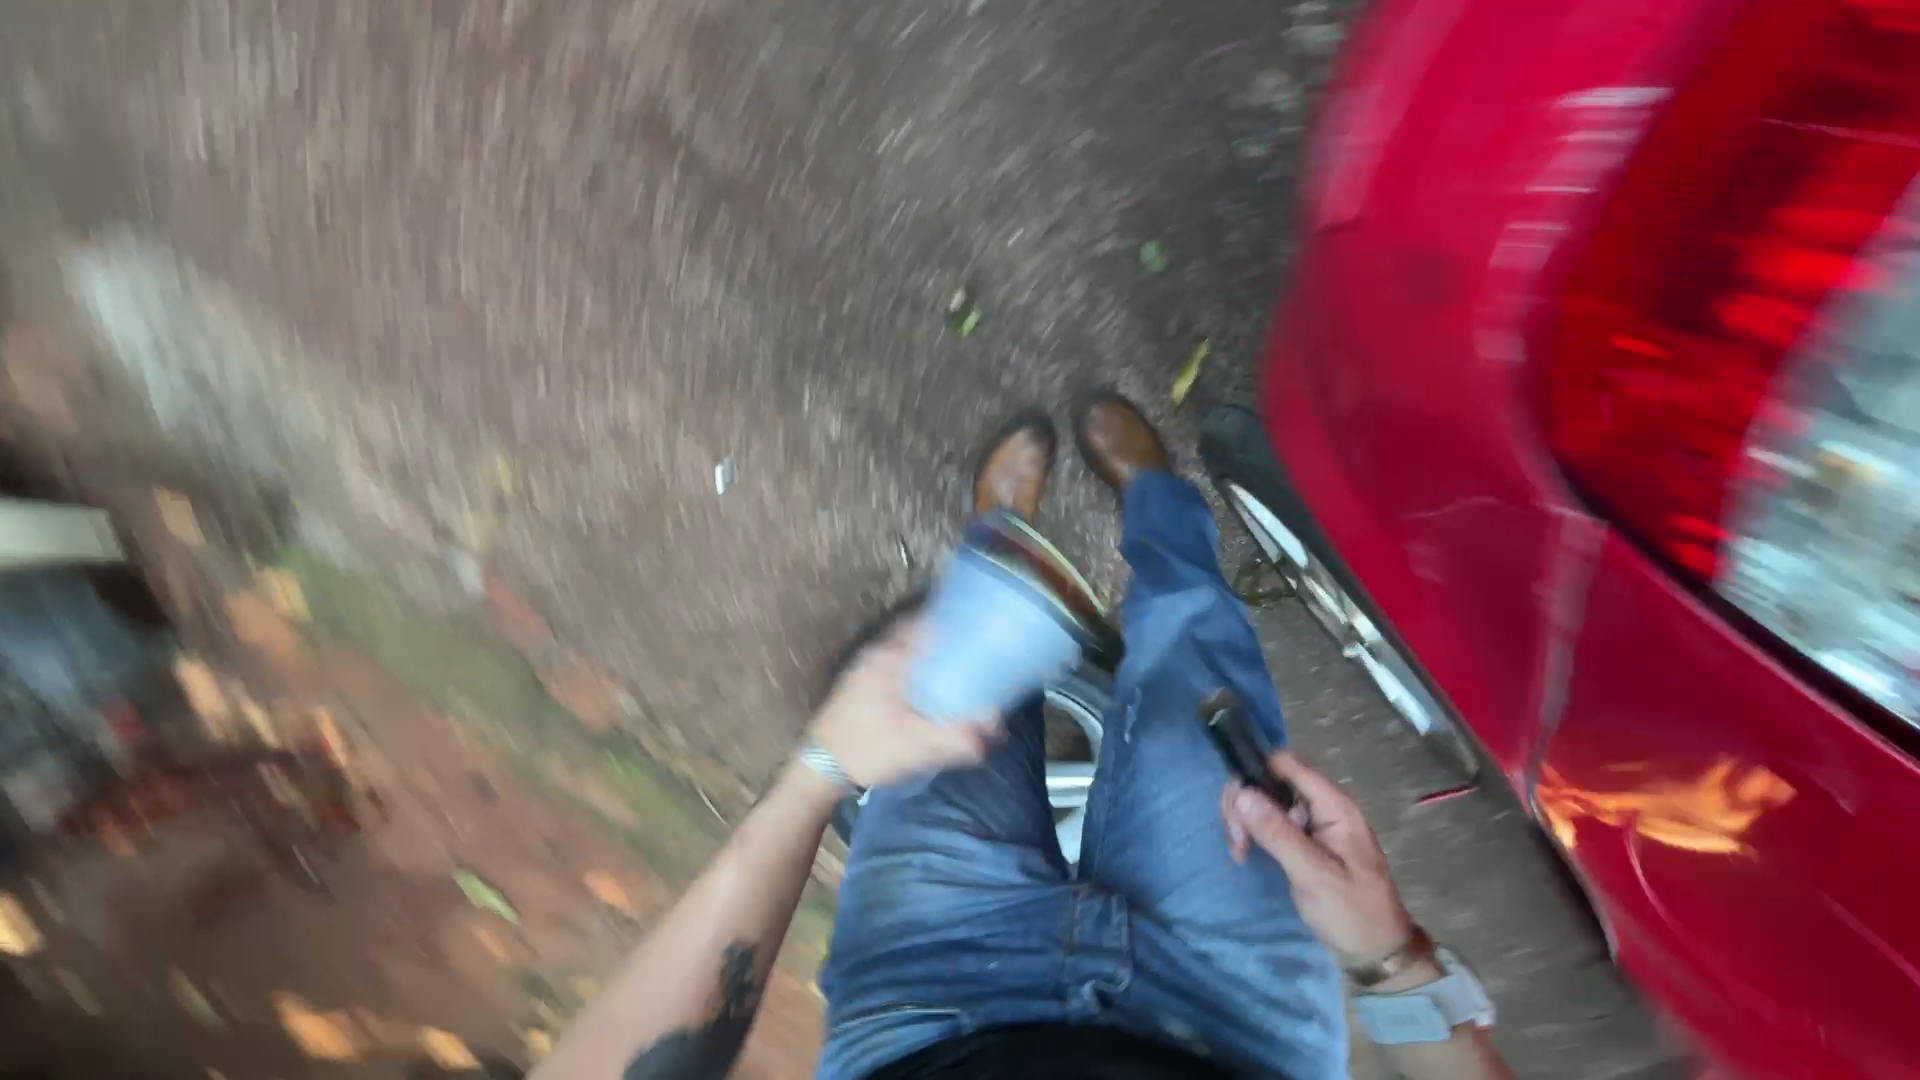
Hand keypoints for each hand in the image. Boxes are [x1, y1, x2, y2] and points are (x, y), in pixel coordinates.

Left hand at [807, 621, 1001, 788]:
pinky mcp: (858, 685)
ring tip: (955, 662)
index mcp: (889, 660)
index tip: (974, 622)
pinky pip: (894, 663)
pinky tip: (926, 686)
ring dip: (927, 652)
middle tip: (971, 644)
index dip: (949, 618)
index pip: (923, 622)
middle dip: (943, 636)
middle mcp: (875, 656)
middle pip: (915, 633)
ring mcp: (864, 669)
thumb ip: (957, 738)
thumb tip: (995, 730)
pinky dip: (913, 666)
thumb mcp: (916, 747)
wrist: (818, 769)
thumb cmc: (866, 750)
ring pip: (903, 649)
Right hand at [1220, 751, 1418, 970]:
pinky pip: (1272, 820)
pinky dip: (1254, 831)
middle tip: (1236, 839)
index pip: (1286, 764)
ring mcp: (1313, 822)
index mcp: (1334, 806)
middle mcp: (1323, 806)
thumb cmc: (1352, 913)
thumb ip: (1277, 832)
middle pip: (1270, 781)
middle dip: (1246, 803)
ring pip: (1266, 800)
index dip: (1256, 775)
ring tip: (1240, 851)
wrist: (1377, 953)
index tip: (1236, 807)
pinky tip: (1246, 852)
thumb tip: (1241, 793)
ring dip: (1246, 819)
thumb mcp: (1313, 875)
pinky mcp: (1304, 839)